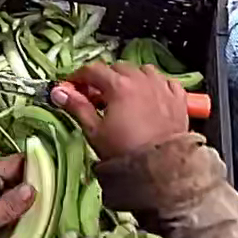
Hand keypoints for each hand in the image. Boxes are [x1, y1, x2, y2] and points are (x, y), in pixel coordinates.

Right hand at [53, 62, 189, 159]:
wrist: (162, 170)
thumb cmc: (124, 151)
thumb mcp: (94, 130)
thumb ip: (77, 106)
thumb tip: (59, 91)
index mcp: (119, 85)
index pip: (93, 70)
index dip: (79, 77)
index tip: (72, 87)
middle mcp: (141, 80)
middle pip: (117, 68)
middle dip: (105, 78)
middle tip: (97, 96)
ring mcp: (162, 87)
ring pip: (143, 70)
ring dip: (131, 78)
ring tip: (124, 95)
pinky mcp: (178, 99)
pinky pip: (165, 82)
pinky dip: (155, 85)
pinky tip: (150, 97)